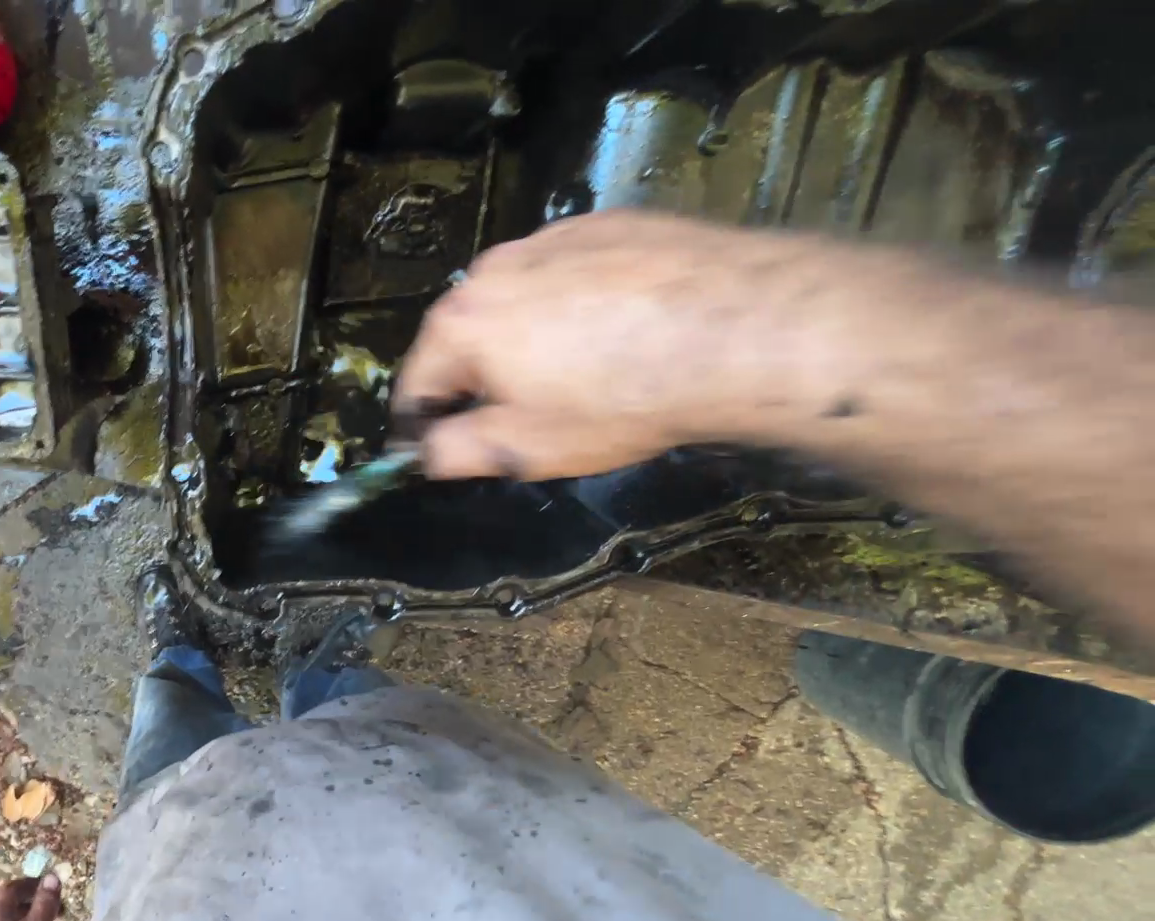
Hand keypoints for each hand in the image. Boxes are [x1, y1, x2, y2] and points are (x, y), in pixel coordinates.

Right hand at [397, 210, 833, 479]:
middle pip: (461, 338)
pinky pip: (566, 273)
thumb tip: (425, 452)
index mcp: (460, 324)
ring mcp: (551, 238)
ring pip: (513, 302)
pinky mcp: (607, 224)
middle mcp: (492, 269)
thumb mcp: (526, 448)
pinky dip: (572, 303)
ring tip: (577, 372)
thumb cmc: (621, 398)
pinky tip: (617, 331)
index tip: (439, 448)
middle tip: (519, 415)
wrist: (750, 328)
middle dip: (476, 378)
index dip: (420, 426)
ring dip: (522, 338)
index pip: (413, 385)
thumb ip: (454, 453)